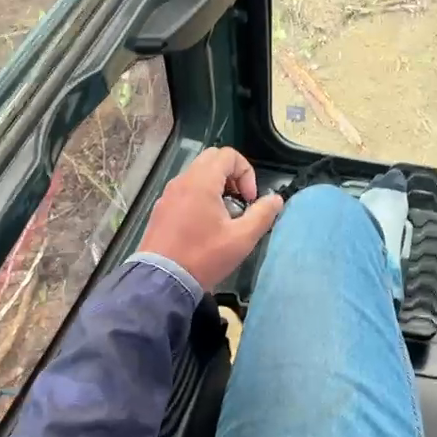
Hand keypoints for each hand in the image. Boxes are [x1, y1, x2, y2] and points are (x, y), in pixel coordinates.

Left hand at [137, 147, 283, 289]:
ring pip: (197, 174)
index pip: (228, 155)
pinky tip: (205, 225)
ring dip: (216, 186)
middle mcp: (182, 181)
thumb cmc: (204, 257)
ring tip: (224, 215)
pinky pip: (185, 190)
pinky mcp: (161, 209)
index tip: (249, 199)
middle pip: (211, 159)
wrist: (161, 281)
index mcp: (201, 182)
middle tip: (239, 201)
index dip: (246, 172)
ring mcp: (168, 195)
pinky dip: (200, 196)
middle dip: (232, 175)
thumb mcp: (241, 238)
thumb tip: (276, 199)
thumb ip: (262, 214)